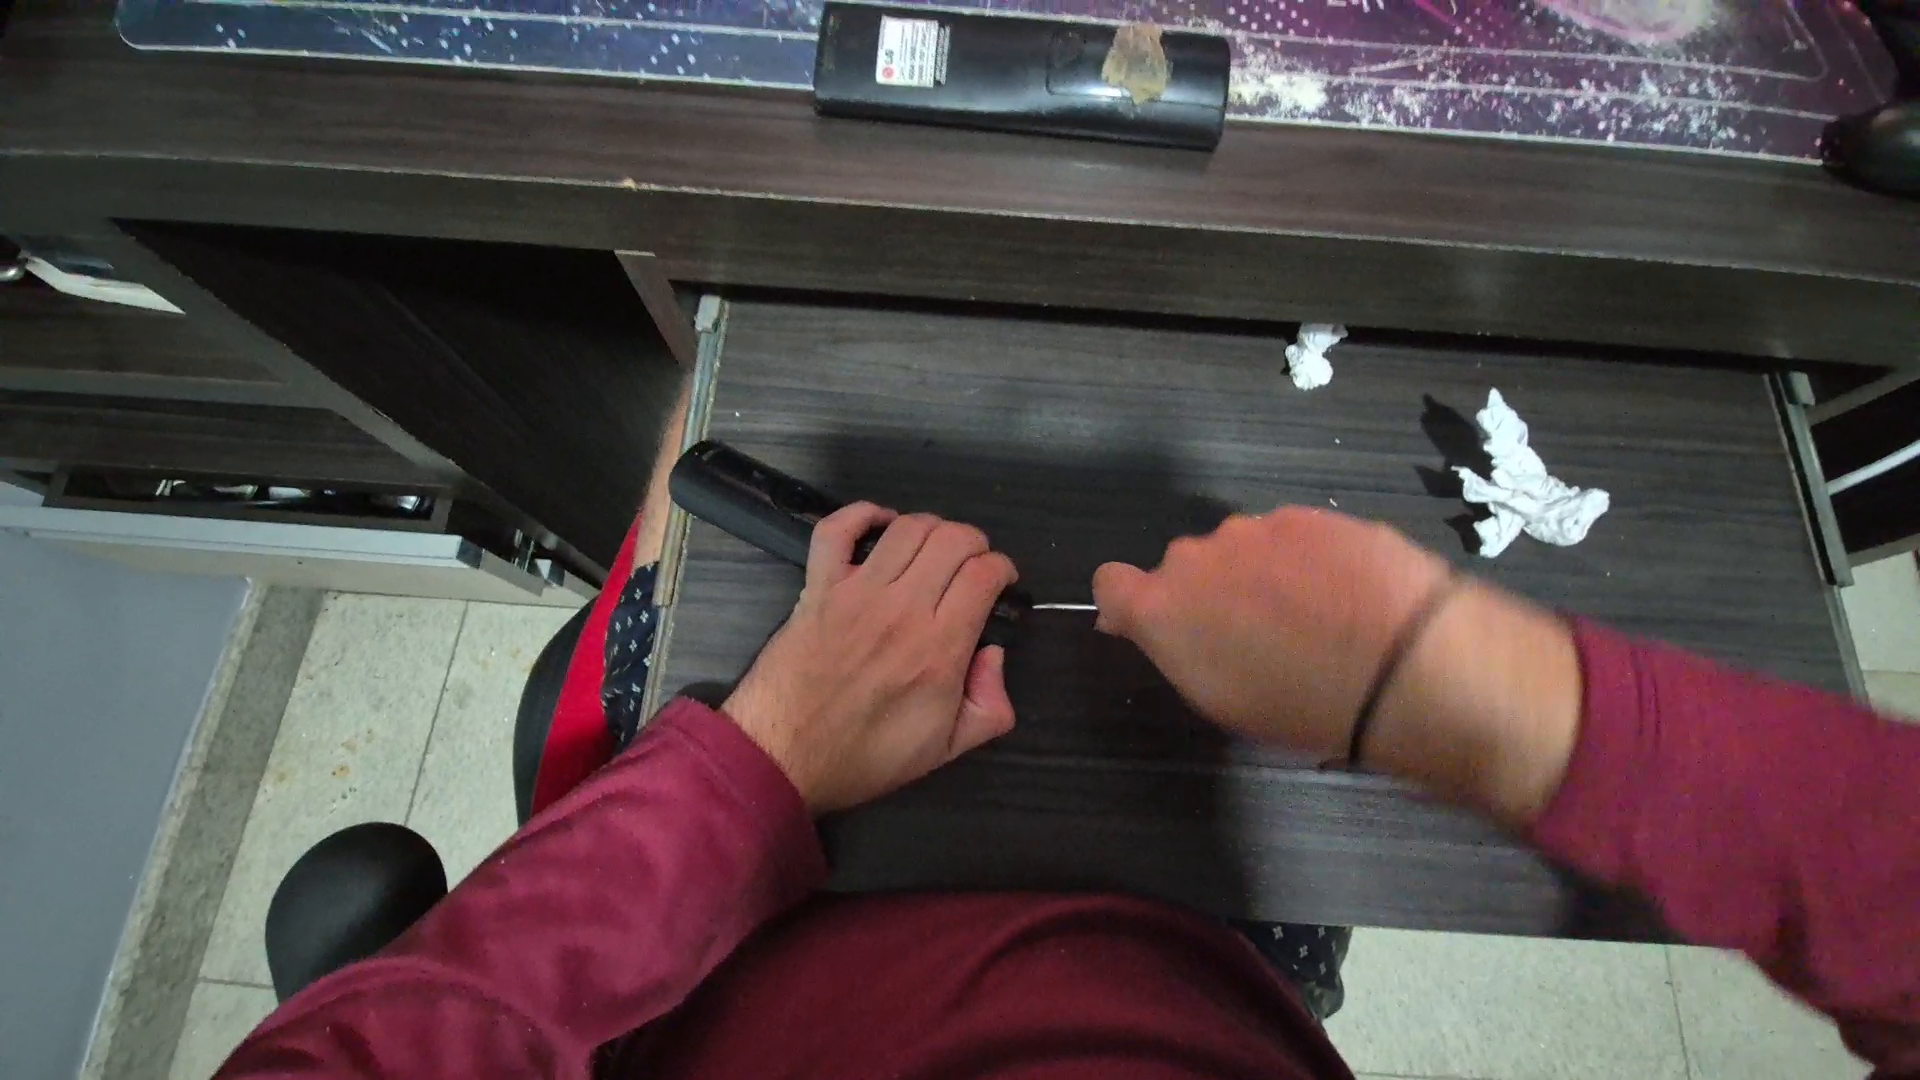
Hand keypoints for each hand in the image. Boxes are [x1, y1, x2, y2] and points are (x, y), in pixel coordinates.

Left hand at [722, 504, 1019, 813]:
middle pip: (953, 539)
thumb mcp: (946, 750)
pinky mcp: (819, 586)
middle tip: (973, 565)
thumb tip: (993, 654)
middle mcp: (902, 608)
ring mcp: (857, 592)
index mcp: (939, 647)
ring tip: (934, 548)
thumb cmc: (866, 755)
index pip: (984, 573)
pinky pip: (837, 530)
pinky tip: (881, 523)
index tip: (1000, 581)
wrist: (784, 754)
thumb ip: (991, 706)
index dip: (1003, 568)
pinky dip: (862, 513)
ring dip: (932, 527)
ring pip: (907, 528)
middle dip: (976, 543)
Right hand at [1093, 506, 1581, 823]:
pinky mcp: (1310, 515)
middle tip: (1253, 634)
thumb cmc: (1302, 703)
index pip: (1109, 582)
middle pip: (1183, 567)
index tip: (1155, 624)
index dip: (1128, 601)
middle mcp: (1197, 557)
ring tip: (1312, 616)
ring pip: (1239, 549)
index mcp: (1162, 606)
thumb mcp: (1218, 696)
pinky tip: (1345, 593)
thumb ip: (1171, 647)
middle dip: (1206, 593)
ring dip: (1257, 574)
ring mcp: (1255, 530)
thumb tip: (1137, 621)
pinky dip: (1304, 559)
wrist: (1408, 665)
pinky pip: (1290, 536)